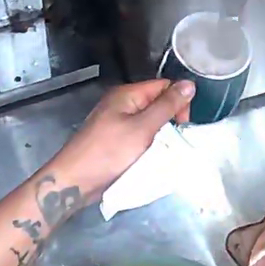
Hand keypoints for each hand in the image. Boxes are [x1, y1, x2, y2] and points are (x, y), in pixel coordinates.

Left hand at [47, 80, 195, 199]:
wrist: (75, 181)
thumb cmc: (108, 153)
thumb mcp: (142, 128)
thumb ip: (167, 106)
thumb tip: (189, 84)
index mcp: (127, 94)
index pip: (164, 86)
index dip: (178, 102)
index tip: (183, 126)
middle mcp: (122, 103)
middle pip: (157, 103)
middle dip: (170, 120)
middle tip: (174, 141)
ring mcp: (117, 121)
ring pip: (150, 121)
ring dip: (161, 134)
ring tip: (164, 150)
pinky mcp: (115, 139)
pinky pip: (140, 135)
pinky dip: (149, 144)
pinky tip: (152, 156)